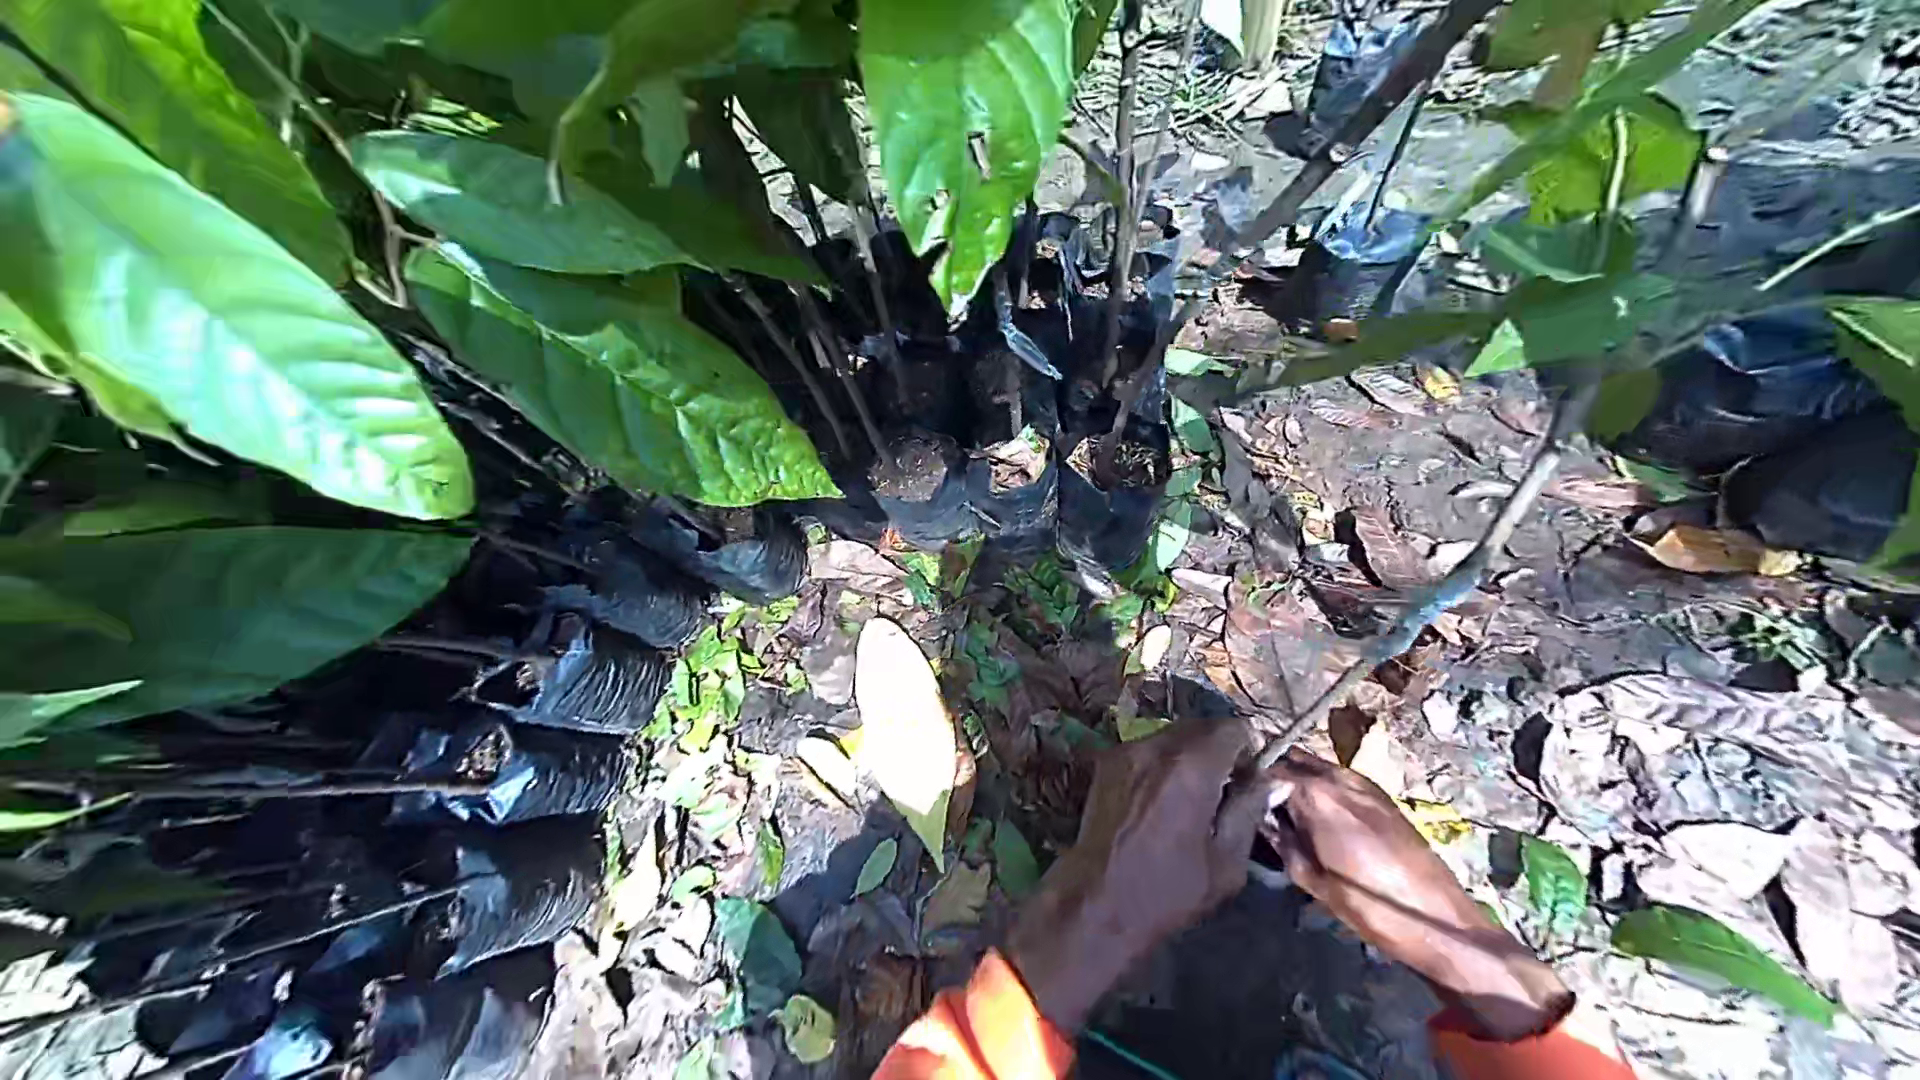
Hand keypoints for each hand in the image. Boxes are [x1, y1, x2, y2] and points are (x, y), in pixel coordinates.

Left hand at [1006, 718, 1278, 1030]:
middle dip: (1221, 748)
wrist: (1096, 897)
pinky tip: (1164, 796)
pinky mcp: (1107, 761)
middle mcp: (1155, 747)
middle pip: (1200, 727)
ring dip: (1191, 753)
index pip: (1231, 728)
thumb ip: (1249, 810)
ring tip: (1196, 794)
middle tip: (1229, 786)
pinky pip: (1147, 748)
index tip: (1253, 775)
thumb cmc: (1168, 889)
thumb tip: (1275, 779)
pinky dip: (1164, 760)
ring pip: (1171, 735)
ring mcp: (1126, 750)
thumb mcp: (1225, 860)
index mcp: (1190, 767)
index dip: (1249, 747)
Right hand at [1262, 749, 1572, 1040]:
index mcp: (1313, 794)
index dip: (1243, 777)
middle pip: (1287, 757)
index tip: (1230, 790)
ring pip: (1311, 762)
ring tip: (1280, 801)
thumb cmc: (1369, 905)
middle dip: (1267, 769)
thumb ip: (1278, 837)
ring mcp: (1360, 781)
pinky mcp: (1379, 792)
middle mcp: (1335, 776)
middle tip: (1251, 792)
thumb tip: (1259, 817)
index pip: (1263, 768)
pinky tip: (1314, 808)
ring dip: (1292, 774)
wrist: (1442, 923)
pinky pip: (1334, 775)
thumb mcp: (1308, 876)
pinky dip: (1317, 782)